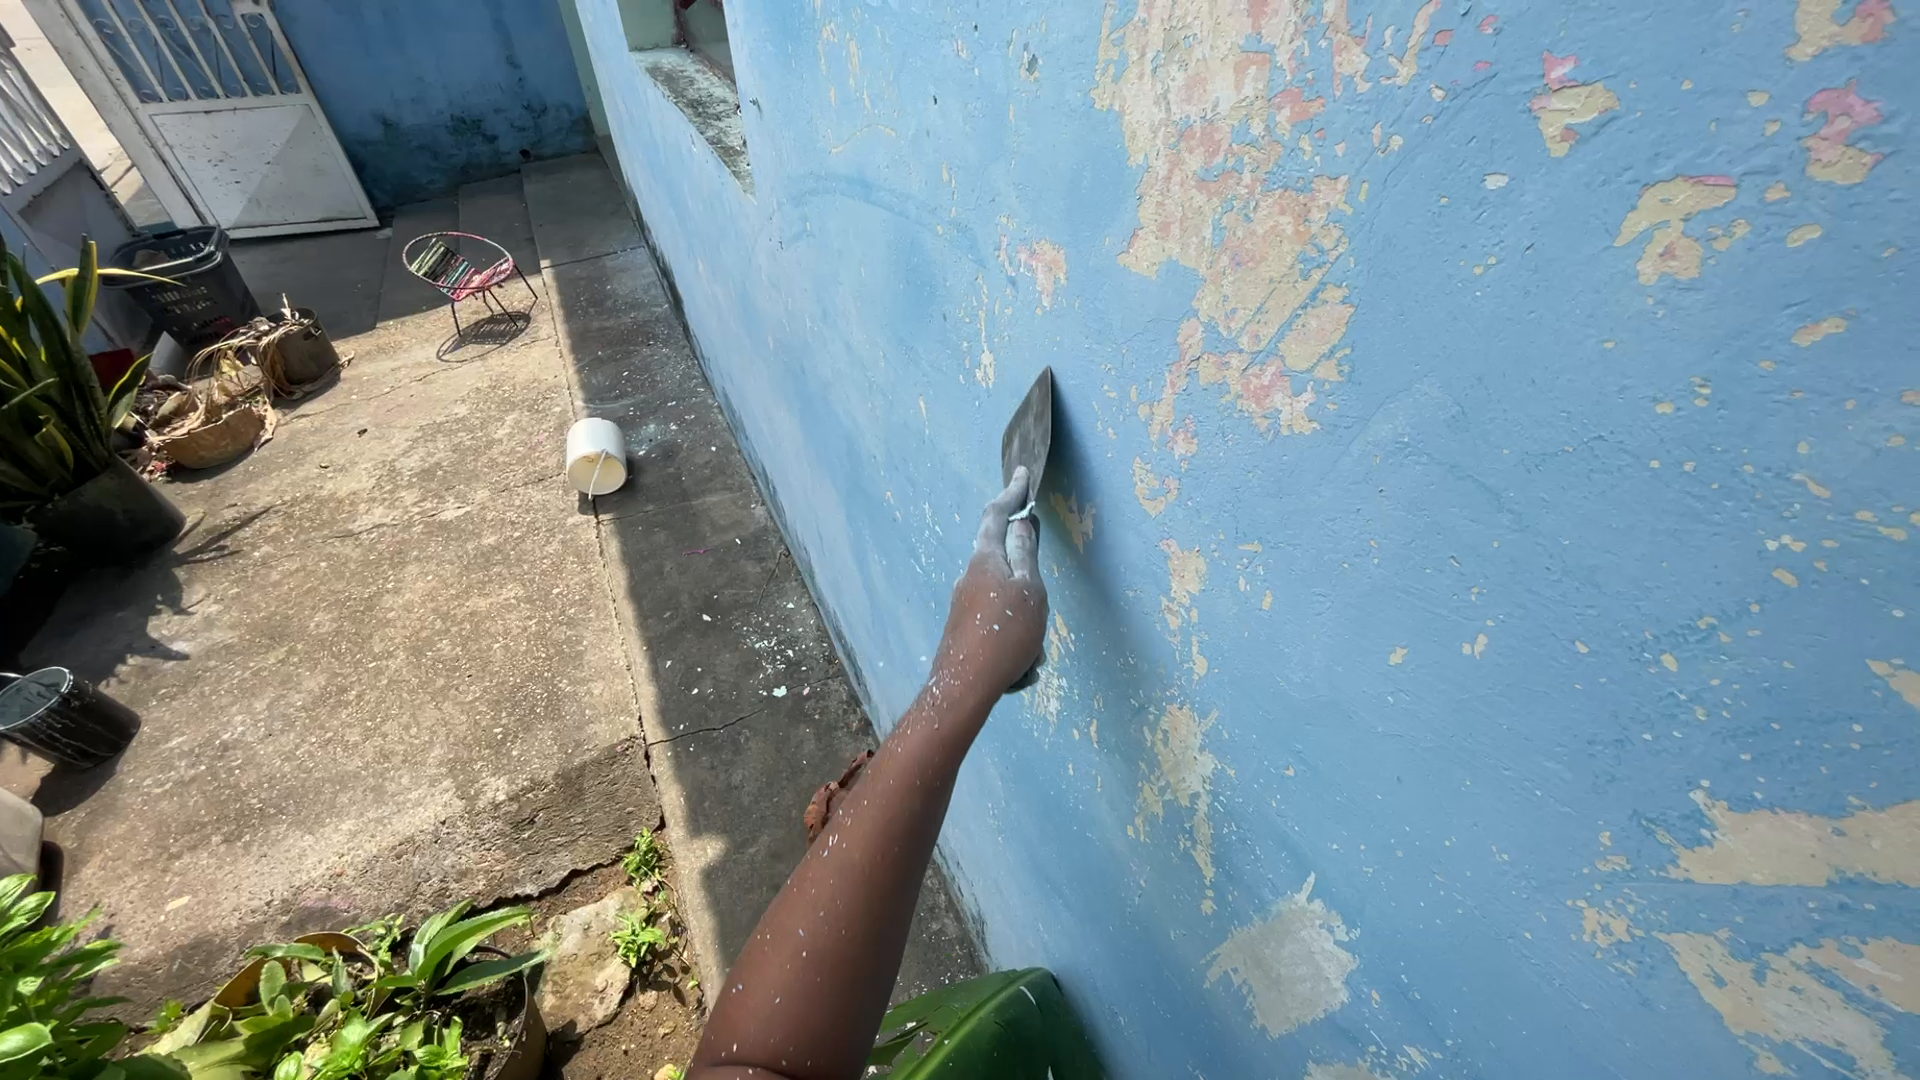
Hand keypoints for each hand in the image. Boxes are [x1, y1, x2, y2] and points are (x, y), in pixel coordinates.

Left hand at [930, 468, 1047, 705]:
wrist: (964, 686)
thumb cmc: (1005, 633)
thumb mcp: (1029, 590)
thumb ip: (1026, 554)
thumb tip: (1022, 522)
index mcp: (984, 560)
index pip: (996, 515)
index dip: (1012, 494)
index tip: (1023, 475)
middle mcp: (969, 577)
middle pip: (1007, 567)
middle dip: (1031, 595)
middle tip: (1038, 624)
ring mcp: (964, 604)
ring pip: (1009, 606)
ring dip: (1026, 629)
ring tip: (1029, 657)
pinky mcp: (964, 630)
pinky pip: (1000, 630)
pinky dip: (1016, 647)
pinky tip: (1018, 669)